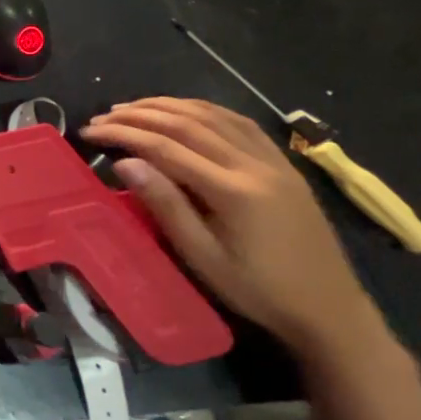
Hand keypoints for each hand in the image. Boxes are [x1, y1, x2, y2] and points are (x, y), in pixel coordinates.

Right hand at [81, 98, 375, 349]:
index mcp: (235, 192)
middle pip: (187, 123)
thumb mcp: (204, 257)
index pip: (165, 147)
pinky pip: (240, 123)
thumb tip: (124, 162)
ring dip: (167, 106)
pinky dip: (204, 110)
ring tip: (131, 108)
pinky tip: (183, 111)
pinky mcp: (286, 166)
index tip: (88, 133)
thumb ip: (165, 205)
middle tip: (101, 118)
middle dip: (138, 115)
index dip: (122, 134)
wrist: (332, 313)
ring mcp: (275, 163)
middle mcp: (256, 167)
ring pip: (213, 116)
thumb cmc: (259, 290)